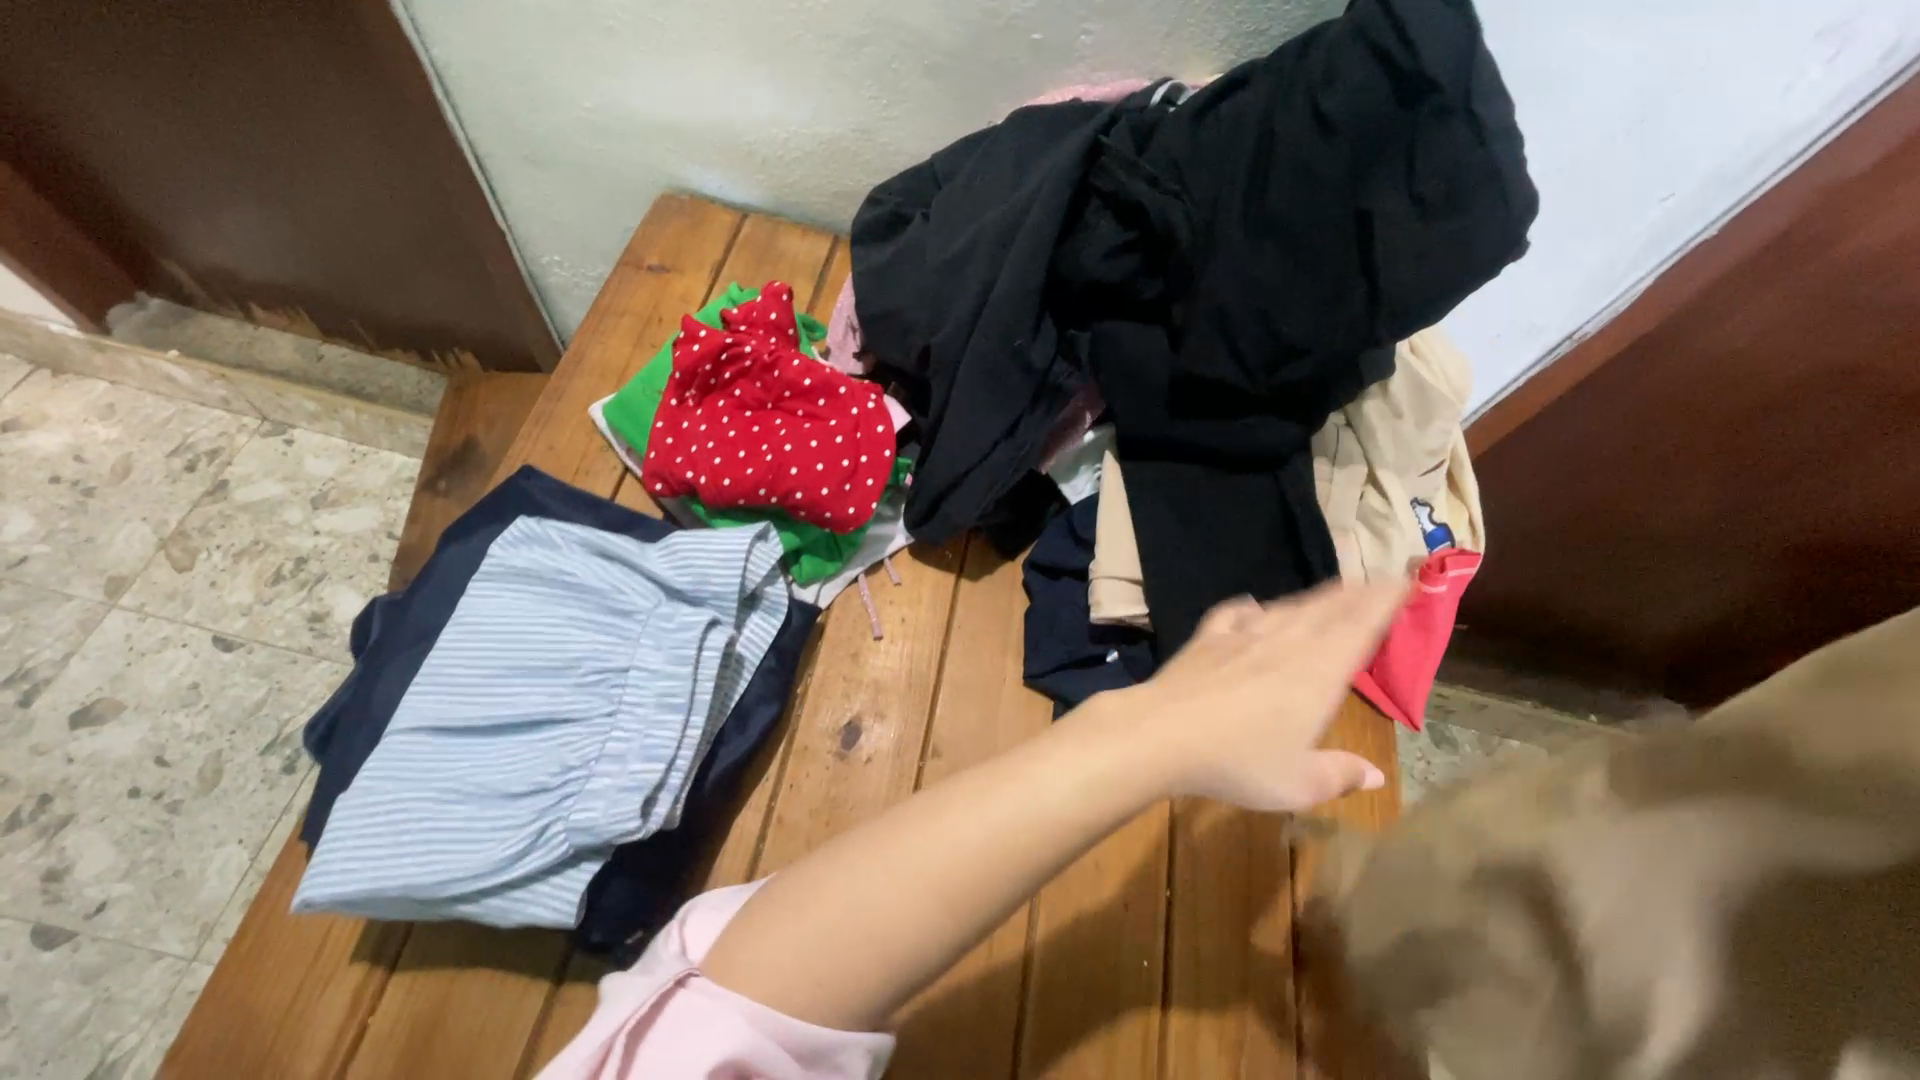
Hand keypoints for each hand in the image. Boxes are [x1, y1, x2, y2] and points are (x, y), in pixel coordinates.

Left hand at [1098, 582, 1405, 811]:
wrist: (1161, 733)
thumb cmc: (1238, 761)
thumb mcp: (1298, 782)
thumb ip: (1338, 774)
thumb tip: (1375, 776)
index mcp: (1318, 672)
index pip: (1360, 626)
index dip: (1384, 601)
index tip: (1403, 581)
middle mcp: (1285, 643)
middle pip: (1327, 610)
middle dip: (1356, 593)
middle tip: (1377, 580)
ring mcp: (1241, 636)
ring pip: (1286, 608)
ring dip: (1313, 597)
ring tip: (1332, 591)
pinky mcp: (1206, 639)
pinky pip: (1234, 613)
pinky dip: (1250, 607)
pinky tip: (1252, 606)